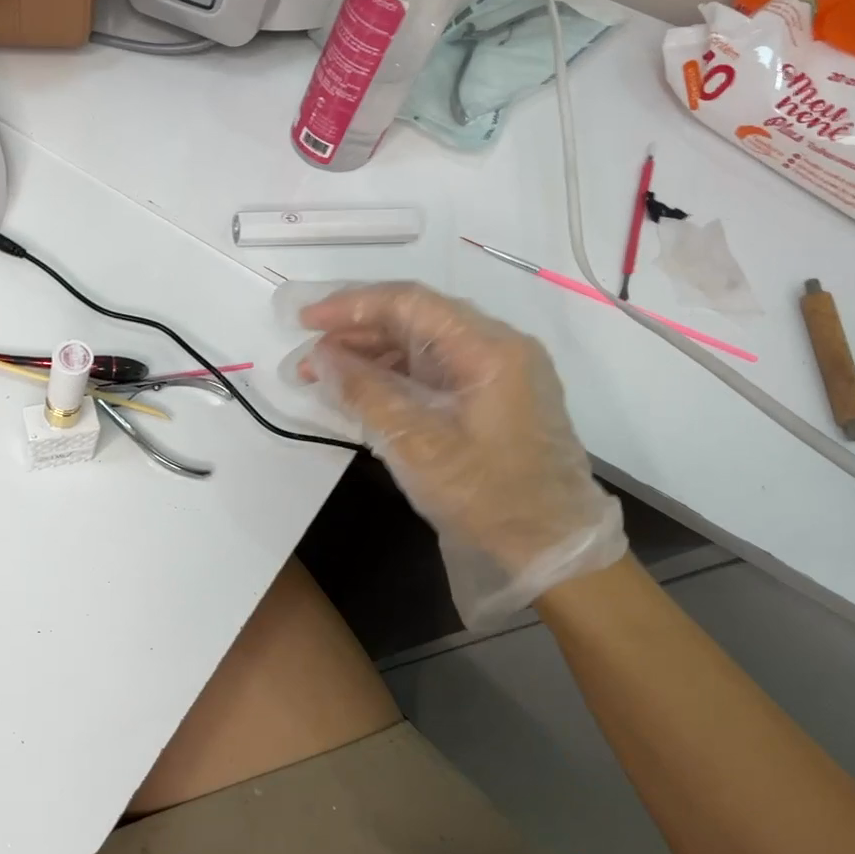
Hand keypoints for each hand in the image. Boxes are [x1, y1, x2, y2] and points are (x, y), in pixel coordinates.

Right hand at [296, 282, 626, 626]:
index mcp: (489, 349)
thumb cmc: (487, 494)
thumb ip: (365, 392)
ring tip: (320, 376)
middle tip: (304, 354)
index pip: (410, 303)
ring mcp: (493, 377)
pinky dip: (387, 378)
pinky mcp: (486, 402)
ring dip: (367, 356)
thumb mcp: (416, 444)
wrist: (551, 550)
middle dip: (354, 332)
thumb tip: (321, 356)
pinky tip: (355, 394)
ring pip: (419, 347)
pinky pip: (428, 374)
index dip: (351, 305)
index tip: (303, 320)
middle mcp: (496, 350)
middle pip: (414, 320)